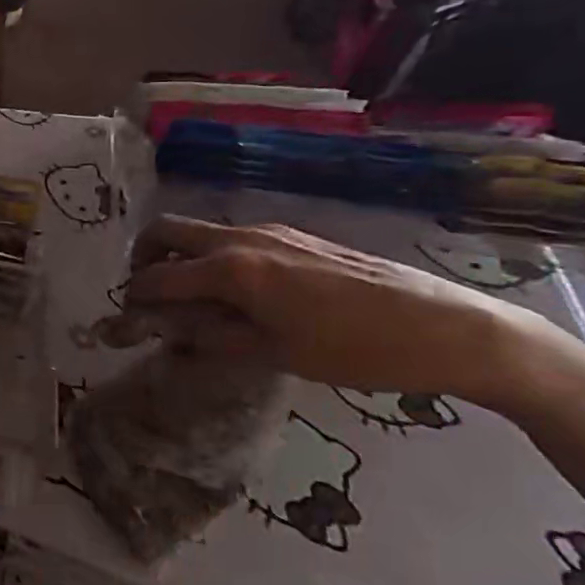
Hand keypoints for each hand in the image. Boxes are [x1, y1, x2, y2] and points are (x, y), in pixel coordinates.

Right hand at [125, 215, 574, 408]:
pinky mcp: (296, 236)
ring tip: (194, 293)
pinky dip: (215, 255)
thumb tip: (167, 327)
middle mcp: (240, 239)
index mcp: (229, 270)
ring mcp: (270, 232)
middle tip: (149, 289)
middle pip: (164, 231)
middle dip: (143, 257)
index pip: (155, 278)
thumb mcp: (274, 353)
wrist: (455, 330)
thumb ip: (210, 334)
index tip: (129, 317)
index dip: (134, 298)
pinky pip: (234, 236)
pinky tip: (241, 289)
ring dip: (180, 254)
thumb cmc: (358, 350)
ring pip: (199, 231)